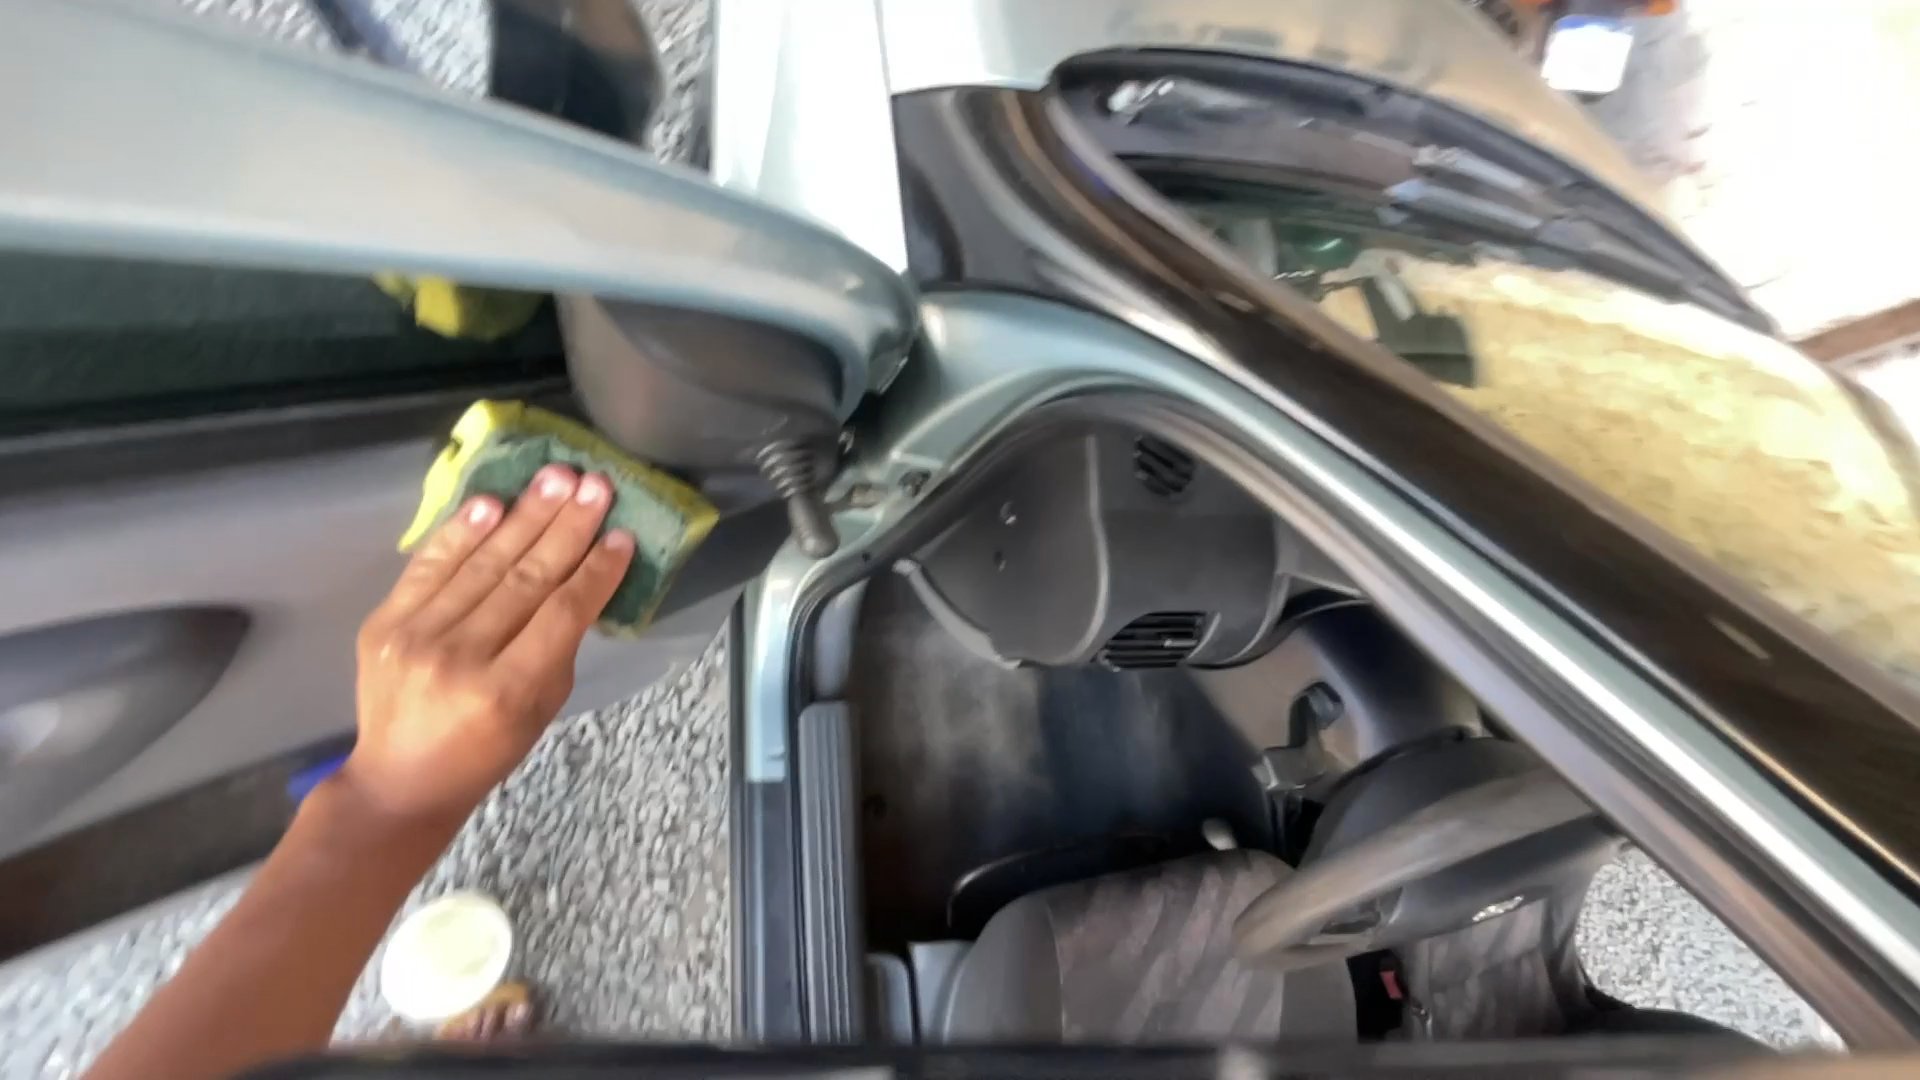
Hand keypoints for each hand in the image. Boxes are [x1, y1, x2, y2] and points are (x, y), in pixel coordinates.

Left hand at [343, 465, 633, 825]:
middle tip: (597, 485)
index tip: (623, 535)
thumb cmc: (492, 747)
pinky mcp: (383, 624)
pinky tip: (492, 502)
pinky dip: (462, 532)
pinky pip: (428, 566)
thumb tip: (581, 577)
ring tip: (558, 477)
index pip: (562, 613)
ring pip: (483, 564)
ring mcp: (414, 637)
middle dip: (568, 527)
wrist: (401, 778)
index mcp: (507, 689)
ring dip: (526, 515)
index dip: (596, 571)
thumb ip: (560, 642)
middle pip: (525, 578)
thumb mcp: (545, 705)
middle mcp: (459, 657)